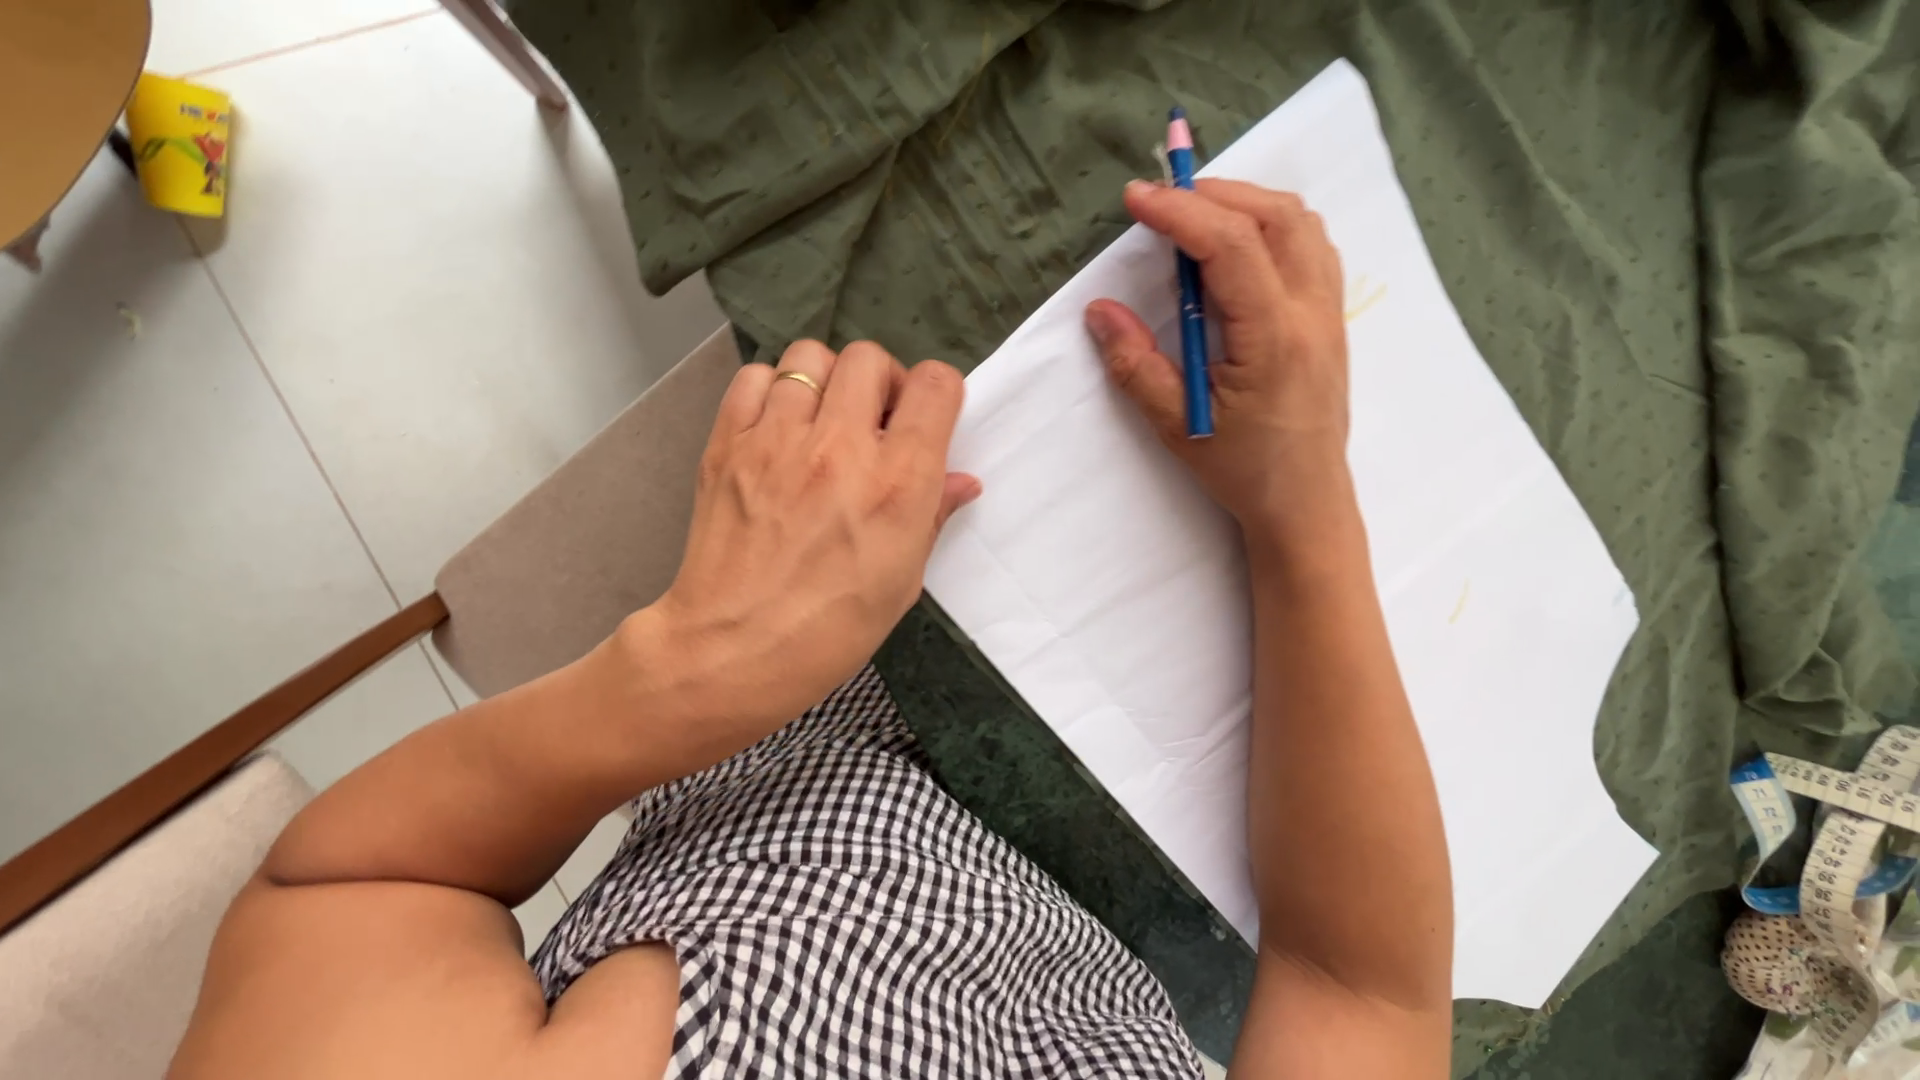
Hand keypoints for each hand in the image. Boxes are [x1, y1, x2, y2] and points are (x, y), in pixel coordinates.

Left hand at [626, 340, 978, 761]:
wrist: (733, 649)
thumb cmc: (832, 629)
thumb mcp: (903, 580)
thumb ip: (932, 515)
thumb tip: (960, 480)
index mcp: (897, 482)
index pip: (936, 385)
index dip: (938, 394)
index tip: (926, 421)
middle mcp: (840, 444)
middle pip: (871, 358)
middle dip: (882, 383)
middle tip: (873, 423)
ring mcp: (777, 438)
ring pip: (811, 357)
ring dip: (827, 382)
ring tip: (821, 421)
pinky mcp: (727, 442)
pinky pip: (755, 378)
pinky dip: (772, 390)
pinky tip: (776, 427)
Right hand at [1085, 178, 1354, 547]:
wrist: (1305, 502)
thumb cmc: (1243, 471)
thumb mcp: (1176, 425)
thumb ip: (1137, 365)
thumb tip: (1100, 311)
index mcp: (1273, 337)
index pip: (1230, 245)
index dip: (1179, 211)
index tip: (1135, 198)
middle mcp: (1310, 312)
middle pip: (1274, 215)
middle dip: (1213, 194)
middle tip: (1162, 202)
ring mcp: (1328, 312)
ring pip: (1300, 223)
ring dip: (1246, 203)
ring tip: (1196, 216)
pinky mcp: (1330, 319)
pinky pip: (1311, 245)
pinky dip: (1272, 225)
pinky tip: (1238, 246)